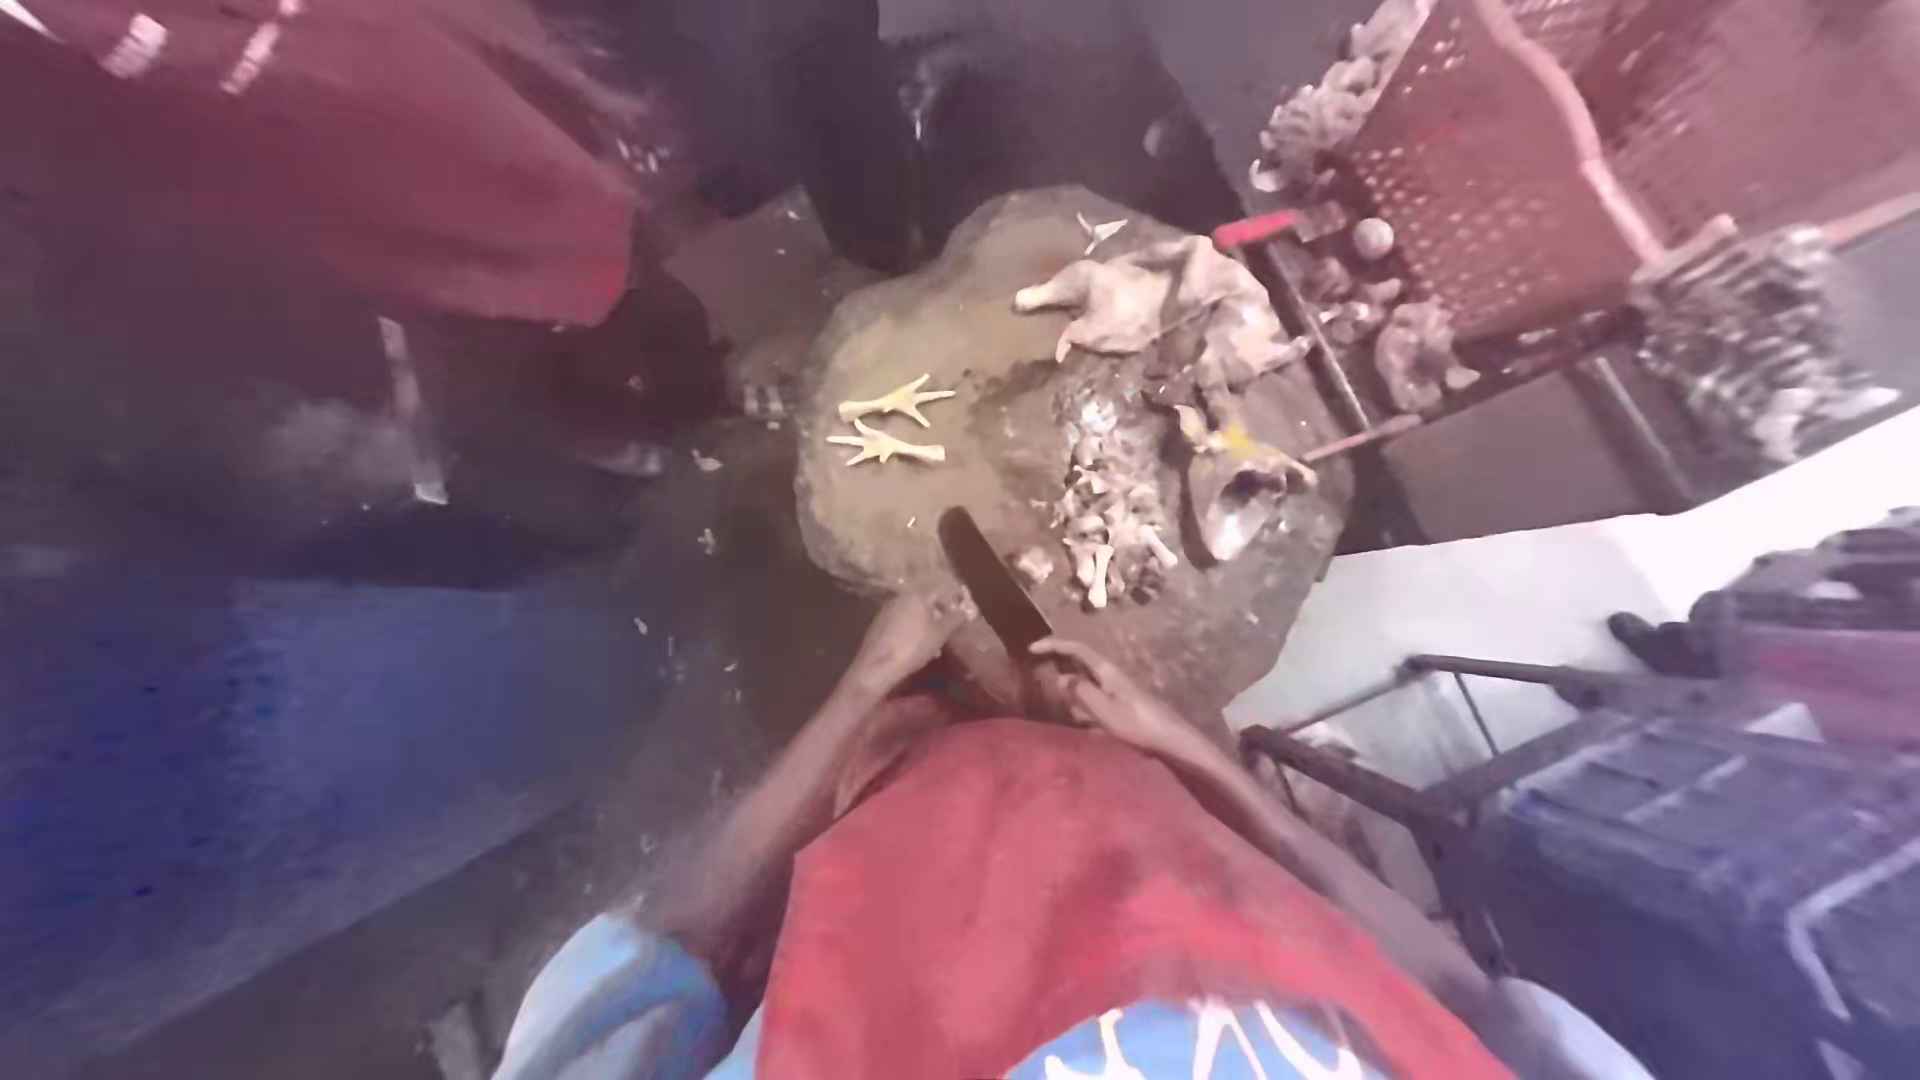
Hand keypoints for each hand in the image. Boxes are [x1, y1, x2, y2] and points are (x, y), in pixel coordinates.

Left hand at [846, 590, 965, 692]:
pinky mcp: (878, 624)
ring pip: (912, 612)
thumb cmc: (913, 647)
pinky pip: (900, 621)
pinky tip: (912, 645)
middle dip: (937, 614)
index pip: (940, 591)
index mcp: (916, 596)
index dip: (952, 602)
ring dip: (924, 623)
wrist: (877, 666)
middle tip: (946, 631)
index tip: (960, 616)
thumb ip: (954, 619)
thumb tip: (963, 610)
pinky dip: (910, 629)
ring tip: (931, 642)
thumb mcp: (940, 634)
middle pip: (925, 601)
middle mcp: (900, 598)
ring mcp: (887, 610)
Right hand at [1029, 637, 1221, 766]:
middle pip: (1078, 665)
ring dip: (1074, 698)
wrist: (1172, 739)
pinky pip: (1094, 699)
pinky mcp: (1121, 702)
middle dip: (1062, 675)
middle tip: (1049, 688)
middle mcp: (1110, 674)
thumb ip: (1080, 693)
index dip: (1053, 645)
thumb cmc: (1138, 724)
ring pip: (1085, 684)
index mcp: (1106, 670)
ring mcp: (1117, 688)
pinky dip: (1085, 709)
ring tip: (1074, 717)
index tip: (1032, 649)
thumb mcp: (1104, 710)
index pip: (1075, 648)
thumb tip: (1061, 679)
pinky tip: (1089, 726)